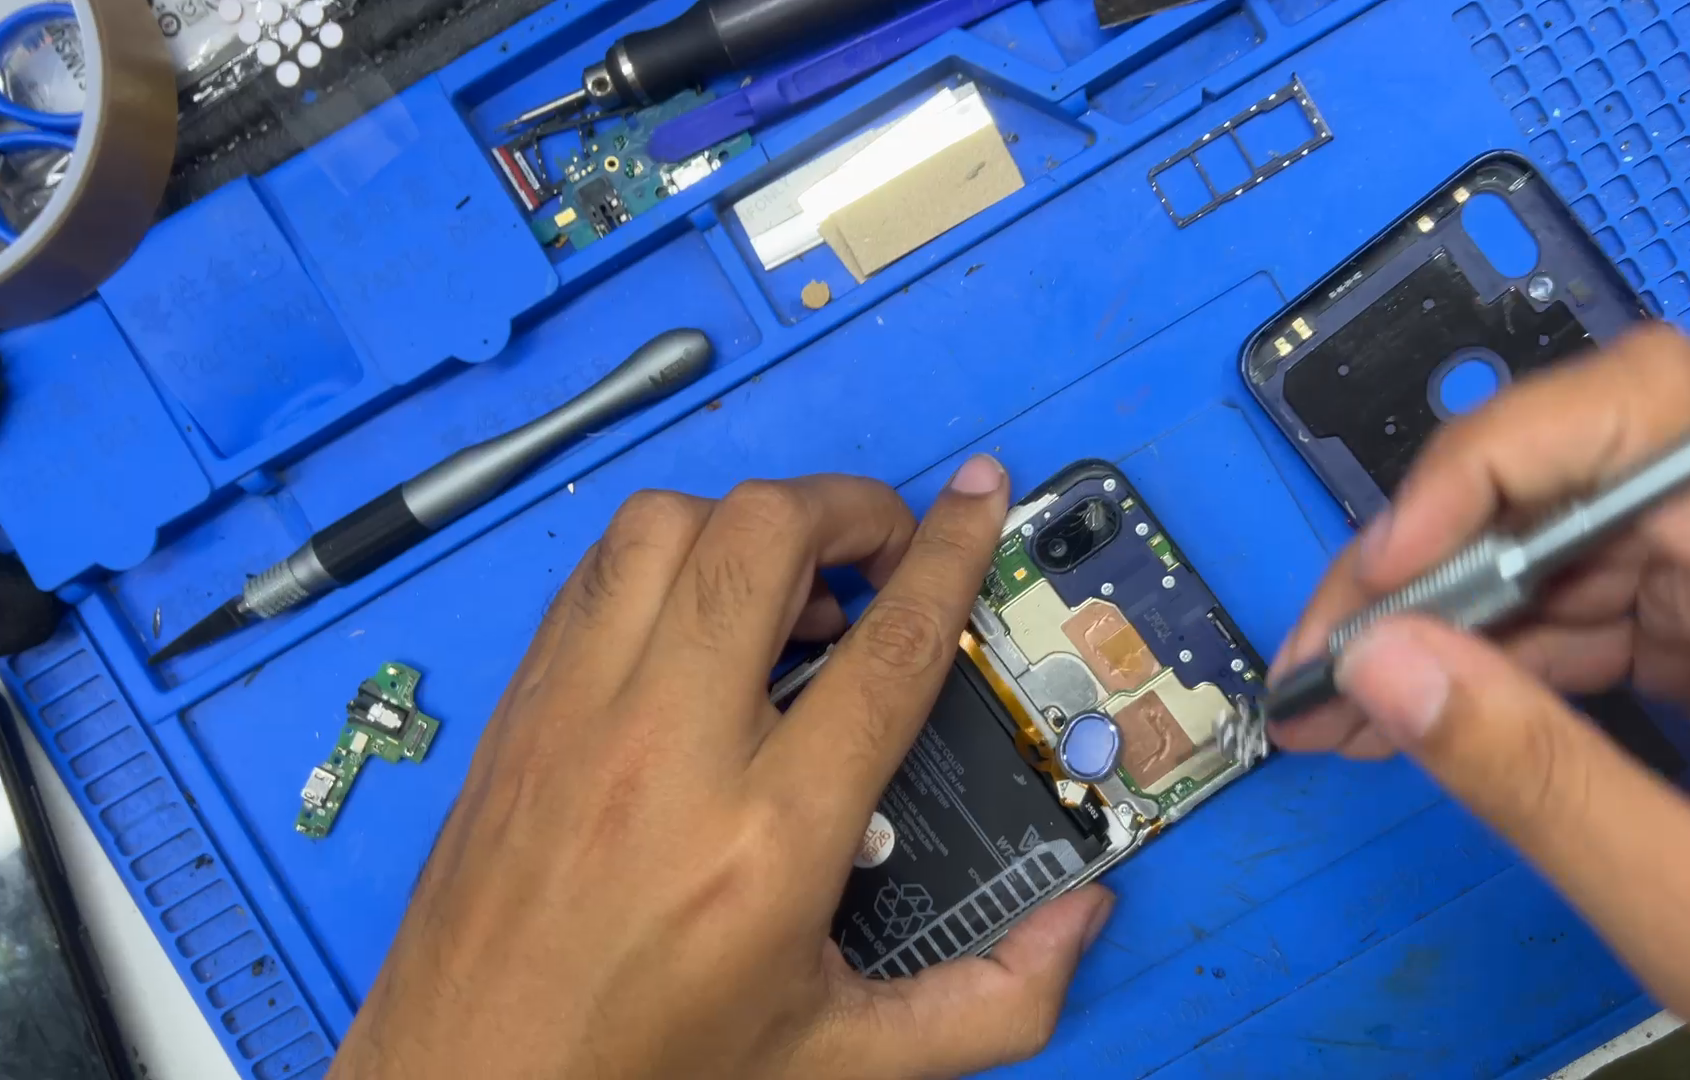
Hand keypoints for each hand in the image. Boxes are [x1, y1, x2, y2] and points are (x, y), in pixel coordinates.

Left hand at [331, 458, 1112, 1079]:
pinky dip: (674, 553)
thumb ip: (992, 999)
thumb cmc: (661, 1076)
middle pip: (763, 537)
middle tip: (880, 555)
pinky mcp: (521, 702)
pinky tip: (703, 614)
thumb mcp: (846, 1058)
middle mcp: (670, 746)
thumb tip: (1087, 916)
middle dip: (847, 510)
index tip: (980, 491)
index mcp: (771, 835)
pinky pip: (601, 566)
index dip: (948, 555)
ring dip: (749, 524)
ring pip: (668, 524)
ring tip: (788, 586)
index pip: (887, 651)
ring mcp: (578, 710)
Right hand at [1272, 325, 1689, 1076]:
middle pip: (1551, 490)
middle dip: (1409, 575)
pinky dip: (1471, 655)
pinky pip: (1563, 606)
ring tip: (1335, 707)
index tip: (1390, 571)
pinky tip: (1408, 709)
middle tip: (1318, 667)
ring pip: (1535, 549)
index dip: (1487, 463)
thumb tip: (1374, 659)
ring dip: (1422, 622)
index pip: (1643, 414)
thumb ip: (1538, 785)